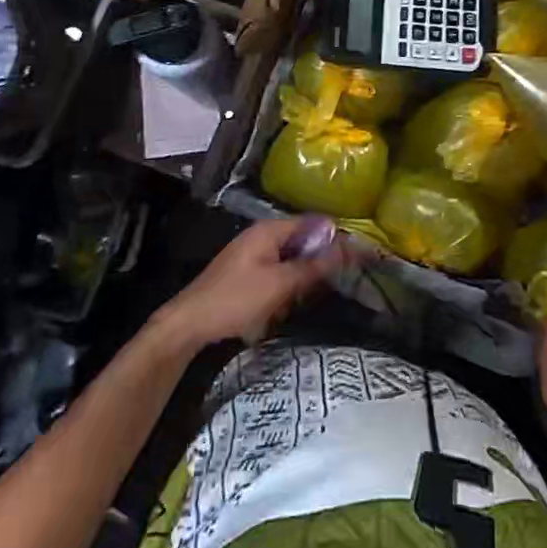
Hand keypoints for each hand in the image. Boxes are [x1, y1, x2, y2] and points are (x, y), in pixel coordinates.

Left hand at [151, 217, 347, 348]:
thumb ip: (314, 265)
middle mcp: (261, 236)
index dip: (337, 236)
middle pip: (303, 239)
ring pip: (292, 258)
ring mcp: (252, 254)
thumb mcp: (280, 284)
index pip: (313, 223)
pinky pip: (278, 270)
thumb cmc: (235, 299)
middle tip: (340, 278)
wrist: (188, 324)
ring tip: (313, 293)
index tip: (358, 254)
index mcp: (269, 230)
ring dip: (304, 274)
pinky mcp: (247, 273)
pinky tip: (290, 302)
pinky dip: (289, 283)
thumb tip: (347, 246)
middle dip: (321, 258)